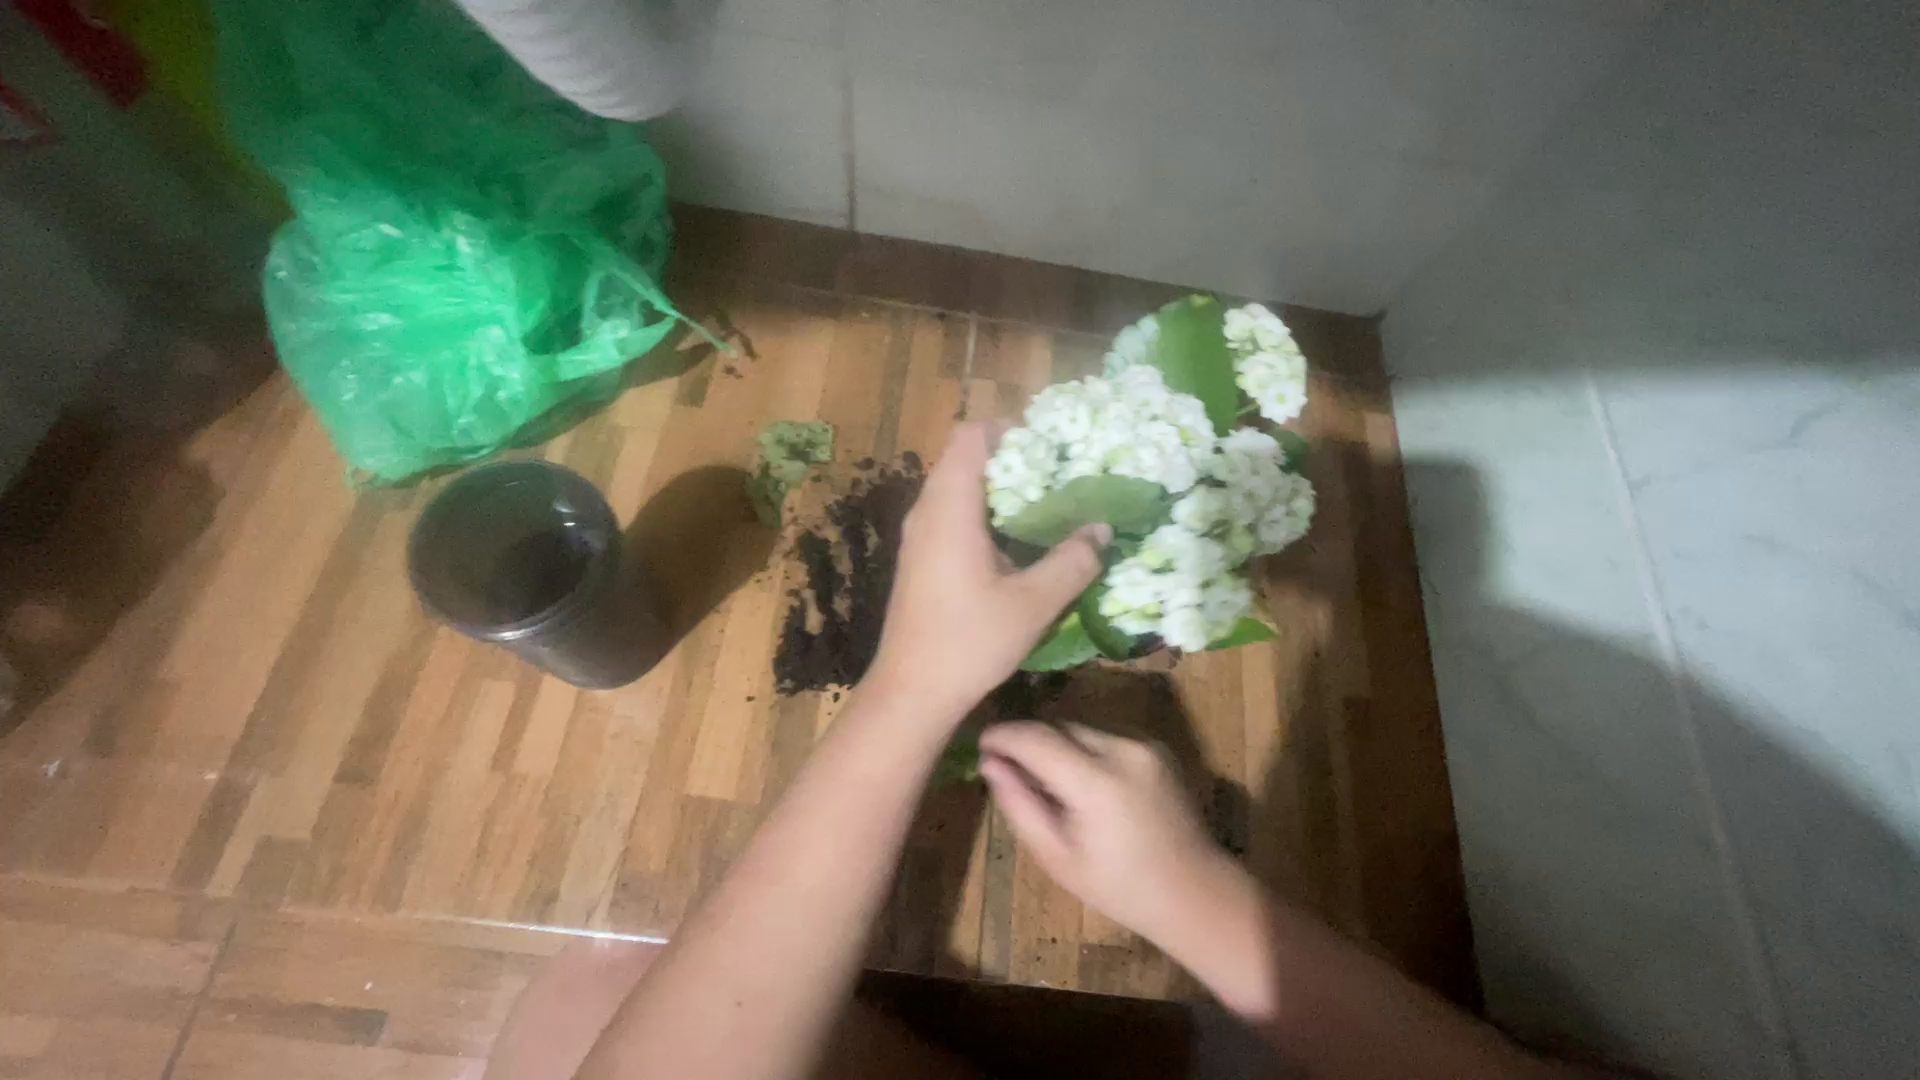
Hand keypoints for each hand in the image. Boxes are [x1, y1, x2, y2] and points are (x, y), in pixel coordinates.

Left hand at [863, 424, 1109, 721]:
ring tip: (1045, 510)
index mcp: (949, 508)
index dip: (1010, 430)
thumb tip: (1101, 530)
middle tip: (1058, 478)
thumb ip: (1072, 562)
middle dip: (1012, 460)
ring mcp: (918, 536)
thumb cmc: (969, 642)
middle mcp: (926, 512)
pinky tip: (1016, 546)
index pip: (970, 436)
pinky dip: (984, 515)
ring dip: (999, 491)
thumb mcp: (1033, 604)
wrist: (911, 690)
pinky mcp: (919, 559)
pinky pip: (951, 516)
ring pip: (958, 489)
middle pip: (965, 459)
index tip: (1050, 448)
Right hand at [978, 722, 1238, 948]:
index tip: (980, 743)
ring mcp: (1143, 743)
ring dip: (1056, 742)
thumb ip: (1019, 804)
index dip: (1002, 735)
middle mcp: (1122, 749)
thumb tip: (989, 763)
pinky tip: (1081, 781)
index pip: (1035, 737)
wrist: (1194, 890)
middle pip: (1058, 726)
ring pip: (1079, 727)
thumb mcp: (1056, 856)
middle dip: (1028, 740)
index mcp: (1096, 781)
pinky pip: (1104, 734)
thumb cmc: (1118, 886)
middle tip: (1006, 764)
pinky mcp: (1155, 744)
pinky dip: (1083, 748)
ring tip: (1044, 778)